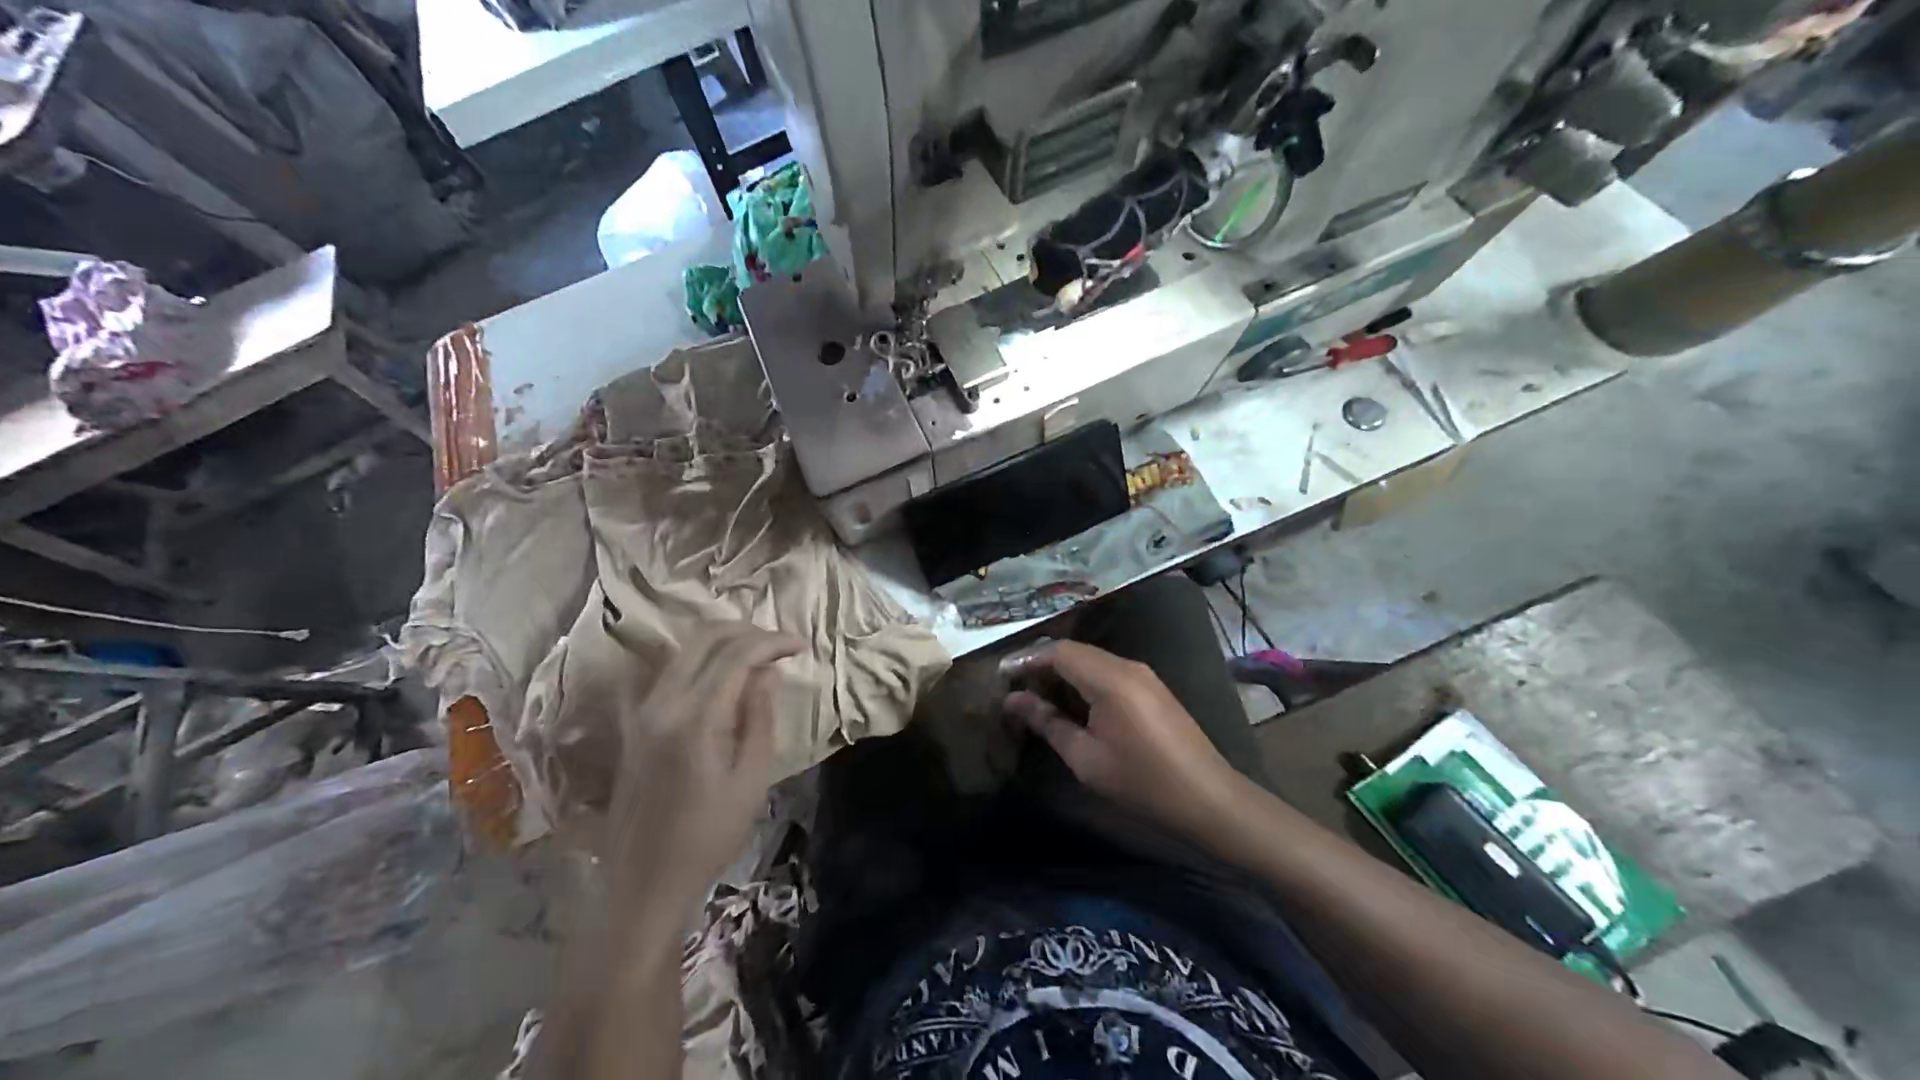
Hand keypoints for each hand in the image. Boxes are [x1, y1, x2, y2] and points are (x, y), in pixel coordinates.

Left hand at [603, 622, 802, 905]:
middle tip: (779, 646)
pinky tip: (715, 676)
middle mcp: (661, 703)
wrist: (644, 882)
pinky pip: (664, 672)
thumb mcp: (751, 781)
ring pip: (682, 650)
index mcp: (694, 719)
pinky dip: (694, 661)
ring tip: (756, 656)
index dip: (772, 642)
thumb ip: (760, 717)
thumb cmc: (709, 837)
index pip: (736, 655)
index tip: (801, 646)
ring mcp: (640, 712)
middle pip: (704, 638)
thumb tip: (768, 672)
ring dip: (722, 642)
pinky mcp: (631, 724)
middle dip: (747, 631)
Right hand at [1003, 641, 1249, 839]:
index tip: (1001, 676)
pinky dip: (1083, 679)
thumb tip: (1013, 701)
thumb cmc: (1142, 782)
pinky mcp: (1152, 688)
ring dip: (1063, 671)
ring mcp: (1144, 675)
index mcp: (1110, 679)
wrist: (1209, 798)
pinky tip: (1071, 702)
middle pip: (1075, 651)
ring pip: (1092, 660)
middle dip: (1042, 664)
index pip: (1058, 652)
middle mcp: (1127, 666)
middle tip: (1014, 686)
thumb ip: (1048, 723)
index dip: (1027, 660)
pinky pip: (1108, 671)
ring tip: (1036, 695)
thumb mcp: (1086, 758)